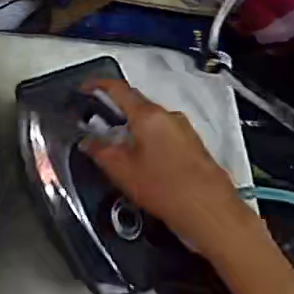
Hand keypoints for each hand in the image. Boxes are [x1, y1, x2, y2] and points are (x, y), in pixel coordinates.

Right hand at [79, 79, 261, 261]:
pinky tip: (144, 159)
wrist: (208, 209)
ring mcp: (184, 128)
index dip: (98, 85)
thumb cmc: (162, 187)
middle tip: (97, 123)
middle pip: (137, 103)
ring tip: (119, 146)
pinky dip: (149, 137)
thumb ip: (101, 151)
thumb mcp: (123, 171)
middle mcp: (168, 114)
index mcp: (148, 115)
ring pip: (151, 119)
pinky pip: (164, 132)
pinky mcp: (193, 143)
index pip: (119, 89)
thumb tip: (87, 141)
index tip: (85, 88)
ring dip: (133, 126)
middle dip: (116, 109)